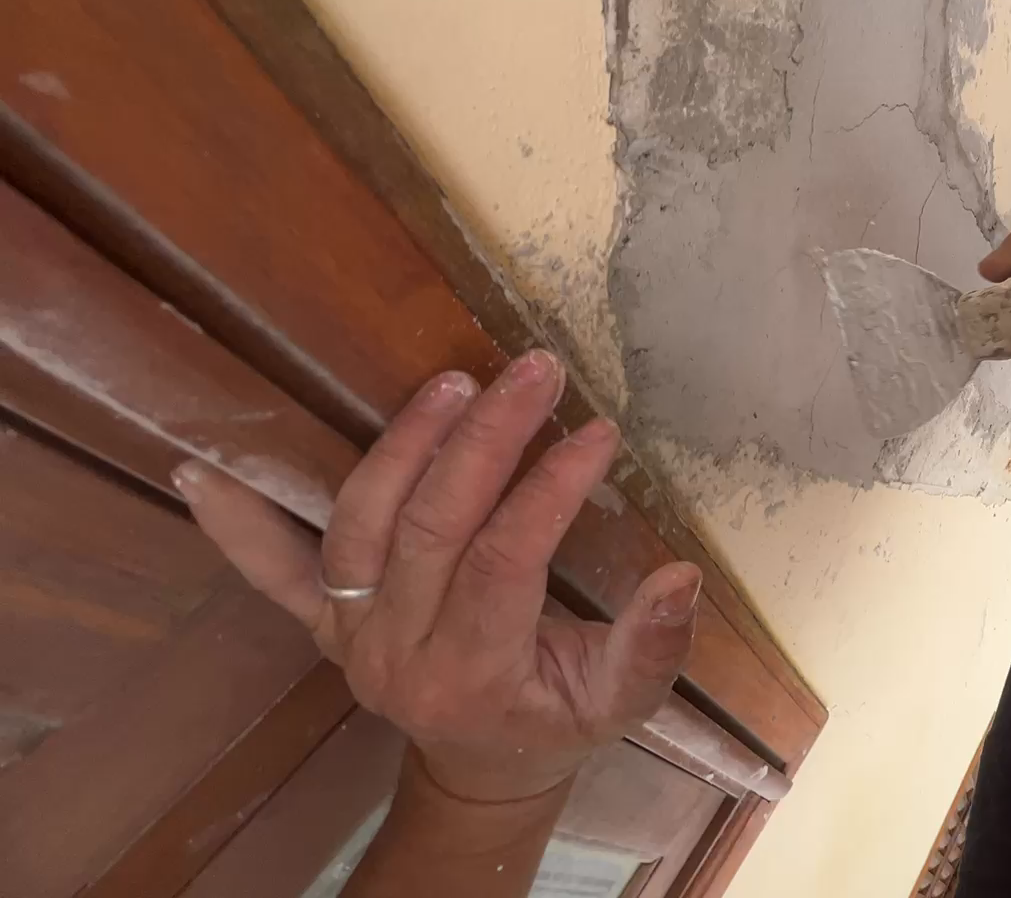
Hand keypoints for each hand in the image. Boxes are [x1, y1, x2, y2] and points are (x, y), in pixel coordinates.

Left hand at [173, 349, 700, 802]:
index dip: (551, 489)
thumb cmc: (563, 725)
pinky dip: (238, 524)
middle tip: (536, 371)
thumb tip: (681, 576)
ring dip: (404, 445)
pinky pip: (272, 573)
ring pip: (360, 525)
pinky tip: (201, 471)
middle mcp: (396, 650)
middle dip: (486, 437)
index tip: (598, 431)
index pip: (505, 559)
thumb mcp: (627, 699)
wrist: (487, 767)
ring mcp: (348, 633)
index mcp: (475, 672)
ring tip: (455, 383)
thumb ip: (653, 644)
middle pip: (429, 524)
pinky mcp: (325, 621)